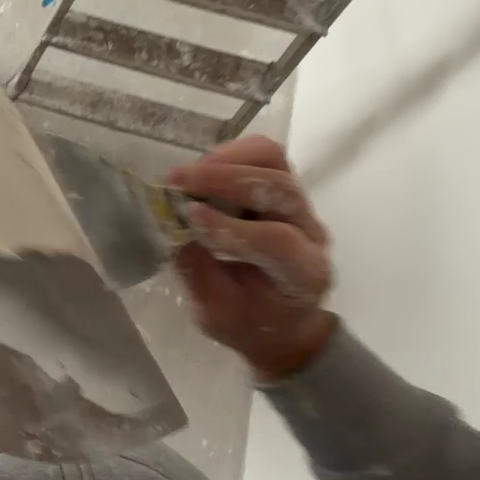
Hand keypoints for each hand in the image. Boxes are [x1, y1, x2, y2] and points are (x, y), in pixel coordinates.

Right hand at [167, 135, 335, 380]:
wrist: (281, 323)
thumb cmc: (249, 323)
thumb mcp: (215, 313)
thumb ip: (196, 269)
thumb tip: (169, 223)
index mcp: (301, 273)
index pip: (275, 240)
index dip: (229, 226)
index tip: (188, 216)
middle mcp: (310, 232)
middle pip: (279, 186)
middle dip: (225, 179)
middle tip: (176, 181)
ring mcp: (298, 206)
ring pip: (273, 160)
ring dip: (226, 160)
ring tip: (188, 175)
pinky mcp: (280, 188)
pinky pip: (261, 157)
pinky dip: (227, 157)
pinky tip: (199, 175)